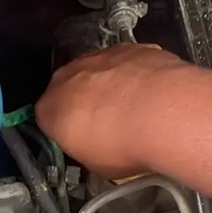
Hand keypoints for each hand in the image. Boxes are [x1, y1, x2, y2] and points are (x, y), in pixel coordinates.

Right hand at [37, 44, 194, 176]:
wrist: (163, 114)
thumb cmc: (124, 144)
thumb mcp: (96, 165)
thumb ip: (87, 150)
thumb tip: (97, 151)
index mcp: (50, 109)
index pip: (48, 120)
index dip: (65, 132)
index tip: (81, 142)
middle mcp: (68, 77)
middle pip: (69, 90)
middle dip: (84, 105)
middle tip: (106, 128)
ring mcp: (99, 57)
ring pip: (97, 73)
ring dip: (110, 88)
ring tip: (133, 113)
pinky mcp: (129, 48)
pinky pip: (126, 63)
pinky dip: (135, 76)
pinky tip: (150, 96)